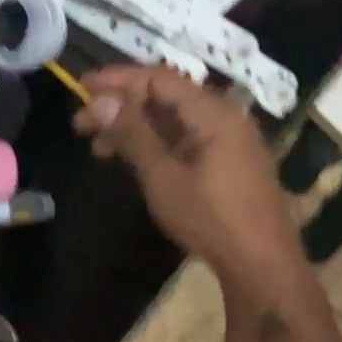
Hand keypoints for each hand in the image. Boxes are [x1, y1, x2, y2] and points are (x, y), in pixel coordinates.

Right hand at [71, 66, 302, 278]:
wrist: (260, 263)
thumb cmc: (209, 216)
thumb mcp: (162, 174)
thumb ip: (132, 132)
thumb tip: (100, 99)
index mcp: (213, 113)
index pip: (158, 78)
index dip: (117, 79)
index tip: (81, 88)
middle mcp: (223, 117)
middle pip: (163, 95)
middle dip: (119, 105)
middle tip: (81, 124)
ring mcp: (226, 139)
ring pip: (170, 118)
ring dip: (131, 125)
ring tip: (97, 146)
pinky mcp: (225, 160)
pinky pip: (182, 136)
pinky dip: (151, 140)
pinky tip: (127, 158)